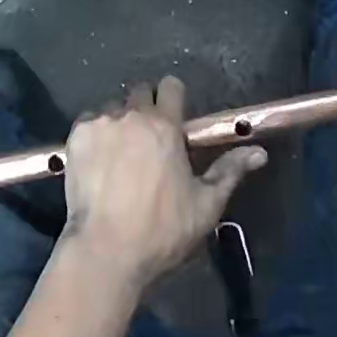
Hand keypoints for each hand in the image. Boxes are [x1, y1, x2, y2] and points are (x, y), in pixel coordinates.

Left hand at [60, 76, 266, 290]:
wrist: (105, 251)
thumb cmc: (161, 230)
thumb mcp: (205, 204)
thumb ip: (230, 171)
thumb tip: (260, 152)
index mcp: (166, 125)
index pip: (171, 85)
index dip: (173, 98)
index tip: (173, 119)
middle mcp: (133, 115)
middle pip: (140, 91)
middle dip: (145, 108)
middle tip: (146, 140)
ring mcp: (102, 123)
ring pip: (113, 107)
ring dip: (119, 122)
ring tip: (119, 154)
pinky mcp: (76, 136)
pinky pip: (88, 120)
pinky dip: (94, 134)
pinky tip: (97, 160)